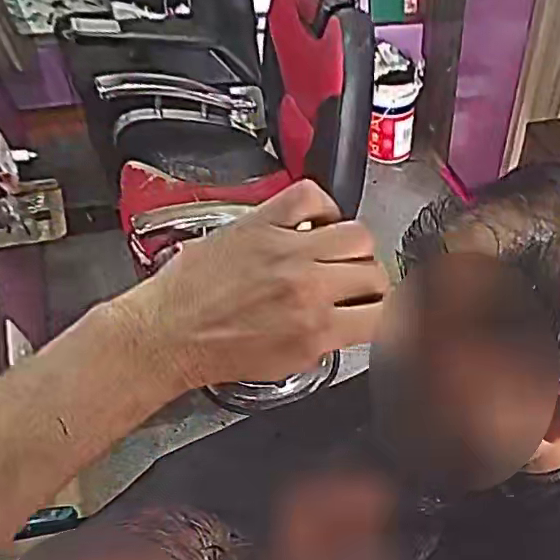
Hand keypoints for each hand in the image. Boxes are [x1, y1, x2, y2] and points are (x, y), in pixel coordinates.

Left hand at [108, 180, 387, 389]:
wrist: (171, 334)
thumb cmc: (218, 351)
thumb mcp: (288, 362)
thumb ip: (330, 341)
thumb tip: (354, 322)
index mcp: (317, 329)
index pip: (385, 312)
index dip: (389, 314)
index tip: (381, 311)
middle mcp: (308, 287)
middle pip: (375, 272)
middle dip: (371, 285)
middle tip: (355, 289)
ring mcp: (286, 250)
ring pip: (357, 234)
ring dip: (354, 249)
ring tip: (335, 259)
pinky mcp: (261, 222)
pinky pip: (312, 197)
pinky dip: (321, 208)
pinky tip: (313, 227)